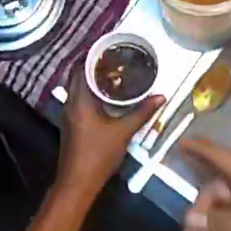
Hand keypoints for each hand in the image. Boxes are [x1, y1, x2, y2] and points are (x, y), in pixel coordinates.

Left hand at [55, 63, 162, 198]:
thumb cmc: (98, 155)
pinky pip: (80, 99)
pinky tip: (108, 95)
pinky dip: (91, 92)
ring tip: (113, 72)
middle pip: (77, 76)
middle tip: (114, 58)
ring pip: (78, 88)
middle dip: (93, 65)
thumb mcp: (123, 132)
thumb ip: (142, 112)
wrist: (77, 183)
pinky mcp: (72, 124)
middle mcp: (70, 103)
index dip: (91, 55)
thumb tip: (161, 96)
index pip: (80, 68)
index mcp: (79, 100)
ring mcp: (69, 115)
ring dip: (92, 79)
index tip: (108, 47)